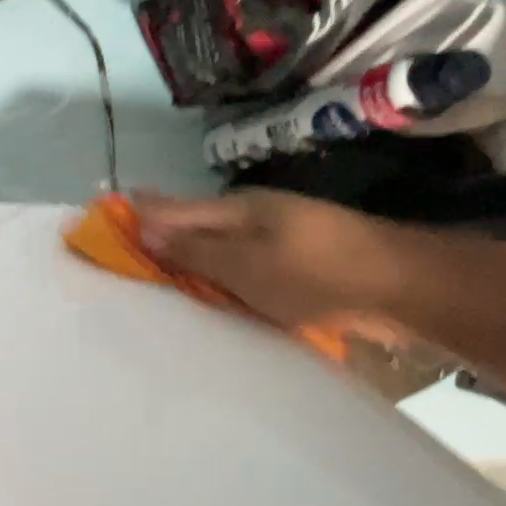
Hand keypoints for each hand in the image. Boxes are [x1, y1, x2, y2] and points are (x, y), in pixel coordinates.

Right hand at [131, 189, 414, 329]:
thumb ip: (192, 249)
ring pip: (214, 252)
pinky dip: (216, 281)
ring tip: (151, 284)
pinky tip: (205, 298)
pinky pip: (238, 272)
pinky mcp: (295, 268)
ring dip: (185, 264)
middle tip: (114, 260)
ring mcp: (277, 242)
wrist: (411, 292)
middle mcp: (253, 218)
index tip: (94, 218)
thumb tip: (140, 227)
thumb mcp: (245, 263)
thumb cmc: (319, 273)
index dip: (134, 213)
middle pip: (190, 228)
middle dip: (154, 239)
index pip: (168, 208)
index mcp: (237, 209)